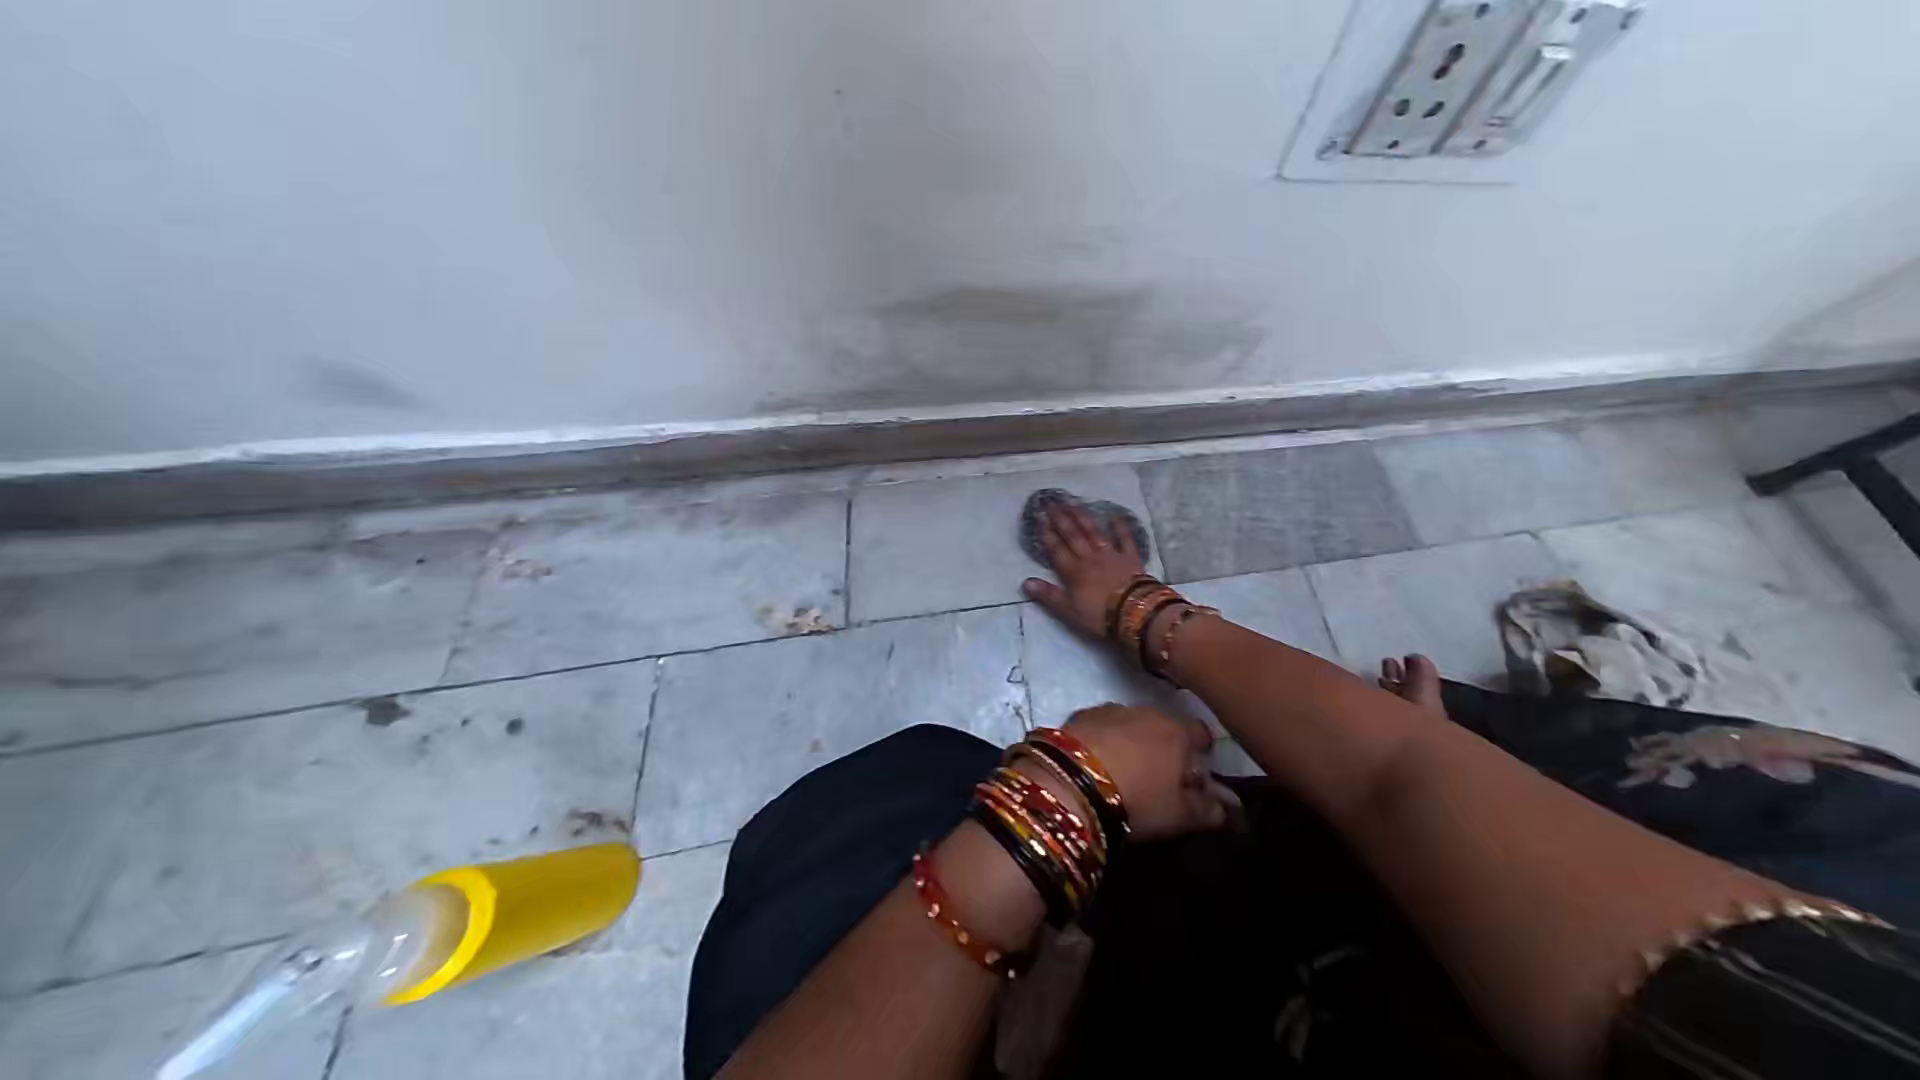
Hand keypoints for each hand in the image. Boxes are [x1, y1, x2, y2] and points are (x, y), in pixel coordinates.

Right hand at [1021, 505, 1147, 640]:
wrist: (1134, 612)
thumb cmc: (1098, 614)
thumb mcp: (1068, 610)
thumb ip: (1048, 595)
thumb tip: (1025, 582)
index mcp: (1073, 571)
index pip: (1057, 549)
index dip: (1047, 534)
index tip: (1039, 517)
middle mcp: (1089, 558)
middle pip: (1073, 536)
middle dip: (1061, 519)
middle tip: (1052, 503)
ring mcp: (1111, 555)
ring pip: (1093, 532)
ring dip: (1082, 517)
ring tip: (1072, 502)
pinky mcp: (1130, 558)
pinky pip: (1125, 539)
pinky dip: (1120, 527)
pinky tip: (1114, 516)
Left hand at [1058, 704, 1236, 839]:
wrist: (1070, 781)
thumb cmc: (1137, 799)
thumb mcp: (1180, 815)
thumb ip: (1210, 809)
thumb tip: (1232, 807)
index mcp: (1178, 733)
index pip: (1202, 734)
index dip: (1202, 753)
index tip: (1197, 774)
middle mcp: (1146, 711)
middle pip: (1165, 725)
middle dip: (1165, 746)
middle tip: (1158, 776)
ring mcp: (1110, 710)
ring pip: (1131, 723)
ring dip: (1131, 740)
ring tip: (1124, 769)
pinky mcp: (1078, 716)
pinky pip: (1100, 726)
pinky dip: (1102, 739)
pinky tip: (1095, 760)